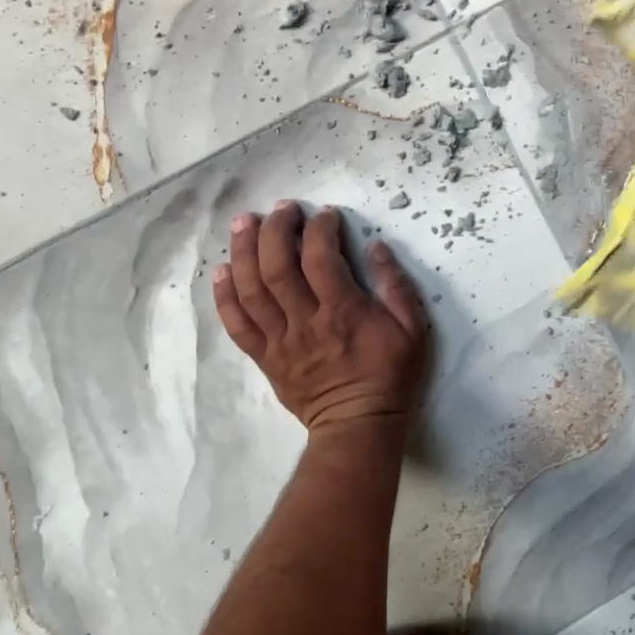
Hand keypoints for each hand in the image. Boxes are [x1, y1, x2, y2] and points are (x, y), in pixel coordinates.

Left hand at [212, 201, 428, 433]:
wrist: (359, 426)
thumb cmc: (390, 375)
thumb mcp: (413, 329)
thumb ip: (396, 285)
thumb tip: (375, 247)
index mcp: (342, 312)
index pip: (321, 258)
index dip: (320, 228)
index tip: (326, 214)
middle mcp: (305, 322)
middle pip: (277, 267)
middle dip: (275, 230)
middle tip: (281, 208)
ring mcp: (280, 341)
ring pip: (251, 290)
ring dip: (243, 252)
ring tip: (244, 223)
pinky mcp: (265, 358)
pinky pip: (237, 325)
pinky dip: (225, 296)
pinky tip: (221, 270)